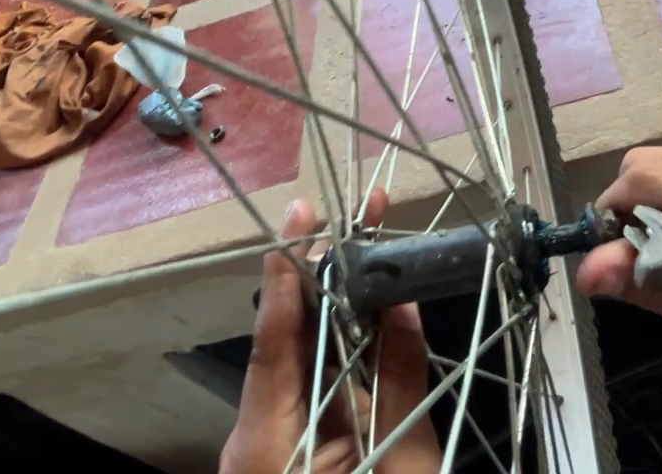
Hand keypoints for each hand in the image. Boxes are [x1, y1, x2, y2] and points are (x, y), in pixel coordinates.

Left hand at [220, 191, 443, 473]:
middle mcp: (257, 435)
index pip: (273, 341)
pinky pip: (316, 382)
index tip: (301, 218)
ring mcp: (272, 442)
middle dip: (325, 271)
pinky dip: (347, 342)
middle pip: (289, 336)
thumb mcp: (401, 466)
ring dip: (341, 300)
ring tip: (371, 243)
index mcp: (266, 444)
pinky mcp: (292, 449)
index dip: (288, 275)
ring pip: (305, 355)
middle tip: (359, 214)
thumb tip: (403, 306)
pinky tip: (375, 308)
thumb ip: (398, 384)